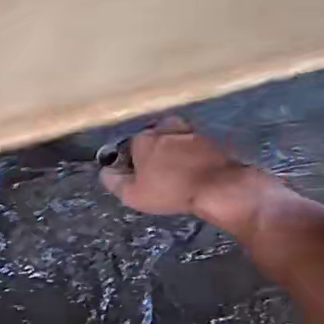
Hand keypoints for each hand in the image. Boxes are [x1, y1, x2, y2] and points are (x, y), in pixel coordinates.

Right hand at [98, 116, 254, 217]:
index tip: (136, 177)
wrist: (218, 187)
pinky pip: (194, 145)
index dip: (131, 162)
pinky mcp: (211, 139)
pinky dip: (191, 155)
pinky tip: (193, 170)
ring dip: (173, 150)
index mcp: (143, 139)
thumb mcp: (133, 195)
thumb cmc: (170, 191)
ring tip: (176, 171)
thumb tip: (105, 171)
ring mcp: (190, 131)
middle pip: (153, 138)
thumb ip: (114, 182)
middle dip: (152, 151)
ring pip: (174, 138)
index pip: (129, 146)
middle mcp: (165, 128)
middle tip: (156, 172)